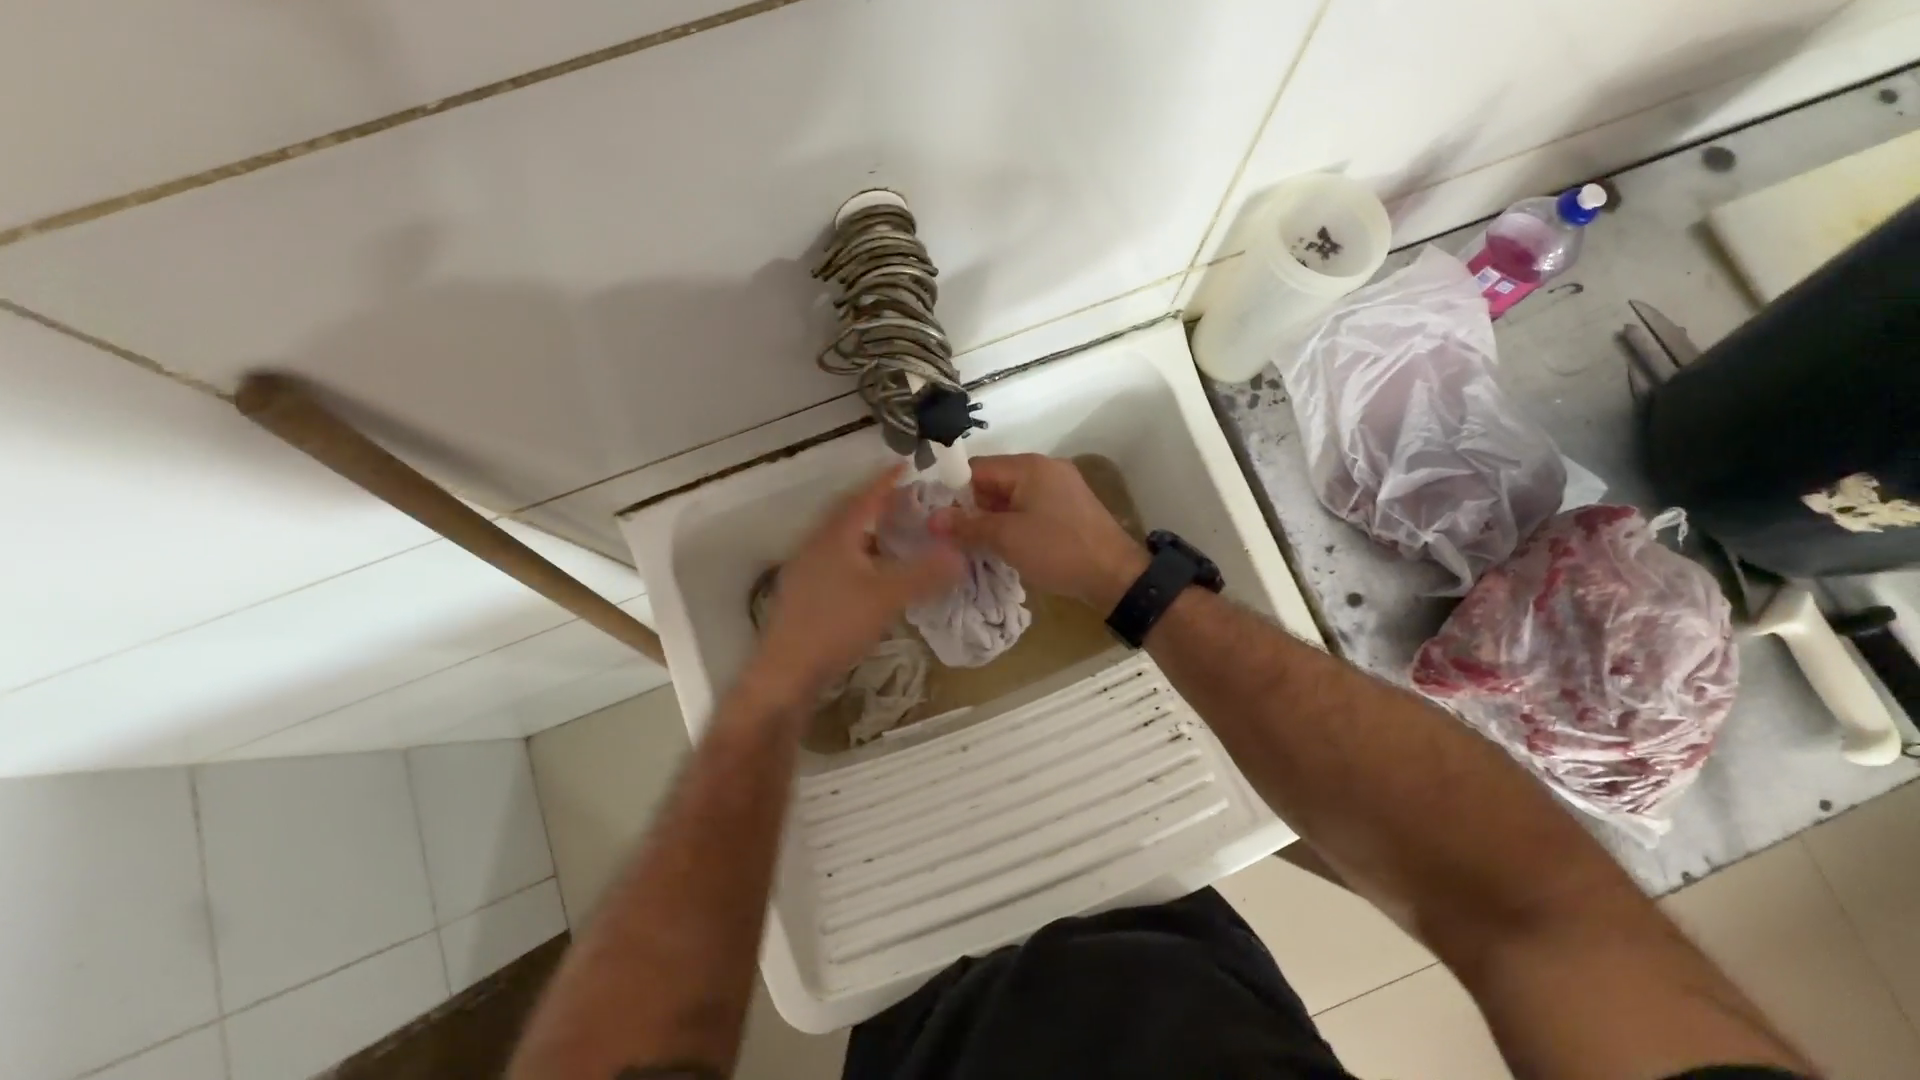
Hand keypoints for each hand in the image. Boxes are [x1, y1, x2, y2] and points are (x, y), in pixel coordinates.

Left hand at [754, 465, 963, 701]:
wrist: (787, 672)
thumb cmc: (835, 626)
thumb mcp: (888, 598)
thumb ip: (925, 574)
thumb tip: (961, 554)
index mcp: (835, 536)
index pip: (864, 498)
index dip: (887, 481)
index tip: (907, 465)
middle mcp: (817, 545)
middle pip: (850, 515)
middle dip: (879, 505)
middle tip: (908, 501)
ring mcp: (807, 570)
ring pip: (843, 540)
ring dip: (869, 532)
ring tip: (896, 534)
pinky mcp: (805, 595)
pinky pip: (837, 561)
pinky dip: (861, 557)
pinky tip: (874, 574)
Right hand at [934, 454, 1147, 610]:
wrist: (1116, 576)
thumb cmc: (1058, 550)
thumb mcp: (1006, 539)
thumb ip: (967, 526)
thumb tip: (931, 520)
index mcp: (1029, 467)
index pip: (976, 468)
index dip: (952, 492)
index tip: (936, 519)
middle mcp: (1045, 469)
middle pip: (993, 482)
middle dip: (972, 509)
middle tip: (952, 538)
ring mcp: (1060, 489)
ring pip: (1011, 499)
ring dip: (992, 521)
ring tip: (974, 547)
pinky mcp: (1068, 510)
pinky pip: (1029, 510)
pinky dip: (1013, 526)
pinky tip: (1004, 549)